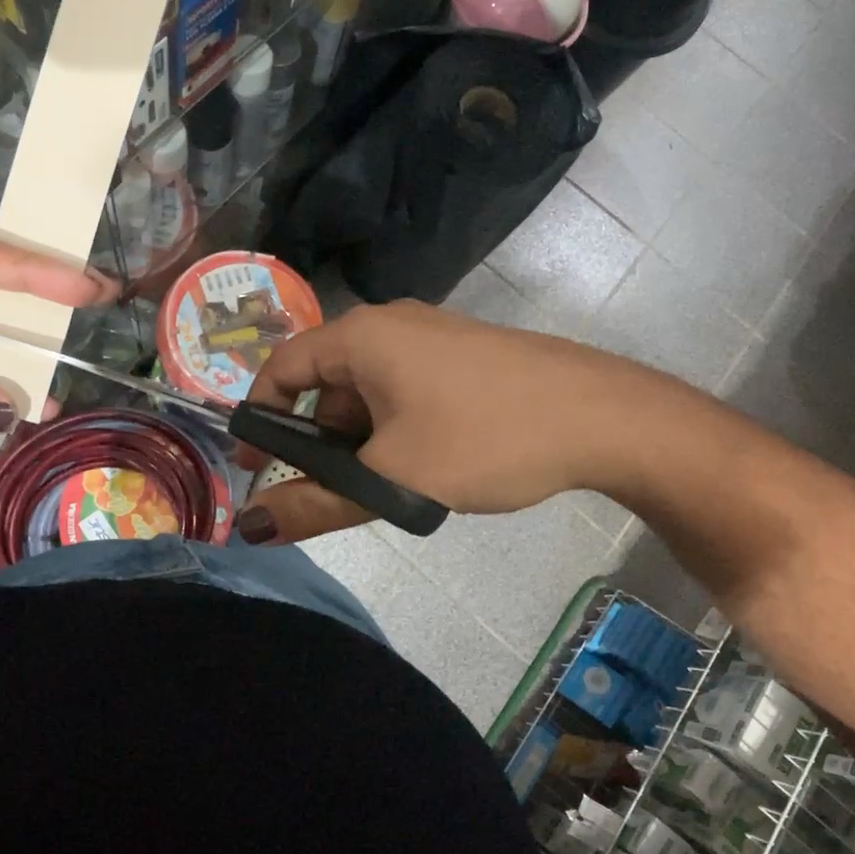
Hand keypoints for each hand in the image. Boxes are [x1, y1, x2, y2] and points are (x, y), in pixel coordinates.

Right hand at [233, 300, 638, 543]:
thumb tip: (250, 529)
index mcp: (362, 336)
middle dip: (315, 441)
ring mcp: (433, 337)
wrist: (604, 419)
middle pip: (325, 381)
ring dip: (359, 440)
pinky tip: (421, 468)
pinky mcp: (465, 356)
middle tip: (324, 495)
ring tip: (382, 490)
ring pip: (369, 390)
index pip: (280, 367)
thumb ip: (314, 505)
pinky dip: (393, 429)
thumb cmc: (485, 439)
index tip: (253, 470)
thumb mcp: (393, 480)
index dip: (258, 419)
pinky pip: (405, 389)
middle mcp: (391, 324)